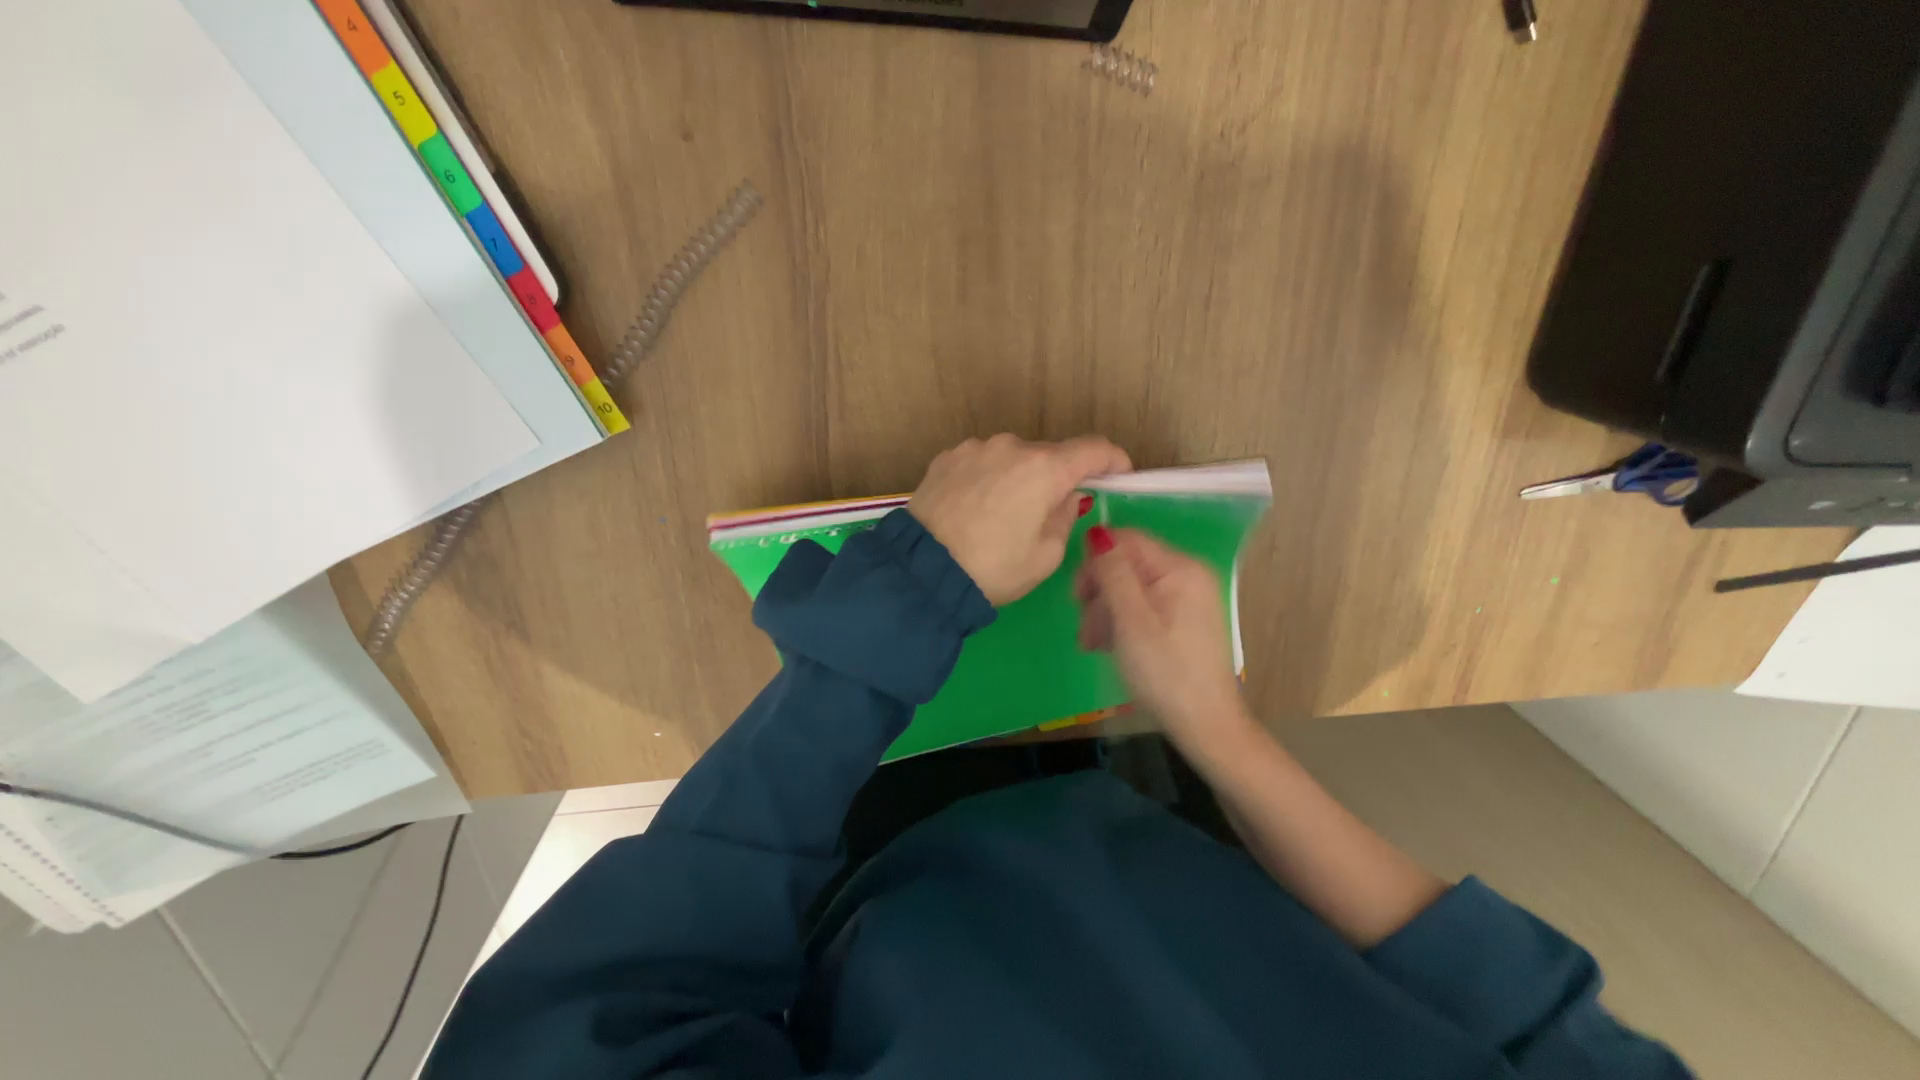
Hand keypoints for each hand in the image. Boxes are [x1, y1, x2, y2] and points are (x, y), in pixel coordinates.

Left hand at [908, 434, 1131, 605]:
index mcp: (1044, 469)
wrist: (922, 571)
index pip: (1094, 449)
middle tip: (1048, 514)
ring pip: (1012, 458)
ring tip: (1002, 517)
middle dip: (1056, 479)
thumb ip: (1066, 517)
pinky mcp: (947, 457)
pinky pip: (981, 463)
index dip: (1113, 461)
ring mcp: (975, 448)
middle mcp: (1011, 446)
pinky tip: (974, 510)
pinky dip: (987, 480)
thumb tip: (1066, 497)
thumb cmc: (993, 568)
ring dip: (1017, 479)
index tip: (1117, 476)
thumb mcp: (1046, 556)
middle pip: (1049, 455)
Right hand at [1075, 528, 1252, 749]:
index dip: (1095, 562)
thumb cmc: (1164, 673)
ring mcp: (1188, 598)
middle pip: (1128, 564)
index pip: (1126, 540)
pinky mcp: (1185, 620)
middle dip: (1100, 593)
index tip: (1077, 598)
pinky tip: (1111, 647)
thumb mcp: (1131, 621)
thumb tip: (1096, 532)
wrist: (1204, 724)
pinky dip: (1123, 623)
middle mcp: (1188, 575)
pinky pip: (1145, 606)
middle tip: (1086, 632)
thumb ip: (1113, 573)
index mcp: (1179, 568)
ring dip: (1106, 612)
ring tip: (1094, 646)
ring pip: (1132, 588)